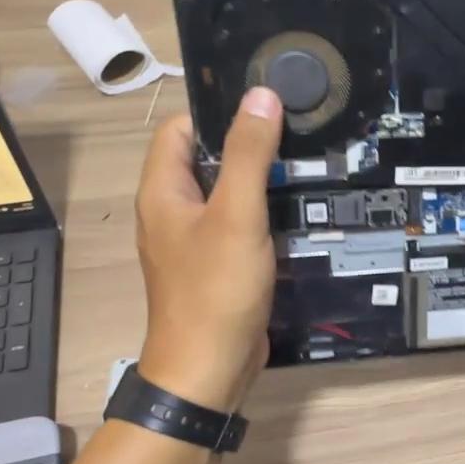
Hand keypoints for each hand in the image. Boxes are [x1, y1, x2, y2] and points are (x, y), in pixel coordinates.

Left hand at [133, 87, 283, 412]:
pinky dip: (261, 215)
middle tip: (295, 135)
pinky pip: (236, 226)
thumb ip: (248, 154)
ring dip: (258, 182)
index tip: (265, 108)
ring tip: (302, 168)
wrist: (208, 368)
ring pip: (224, 195)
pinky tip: (293, 214)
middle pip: (205, 160)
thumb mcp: (236, 215)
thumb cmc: (215, 289)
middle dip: (247, 145)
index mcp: (162, 192)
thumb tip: (261, 95)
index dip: (217, 113)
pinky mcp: (214, 266)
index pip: (181, 130)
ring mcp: (192, 241)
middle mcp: (171, 212)